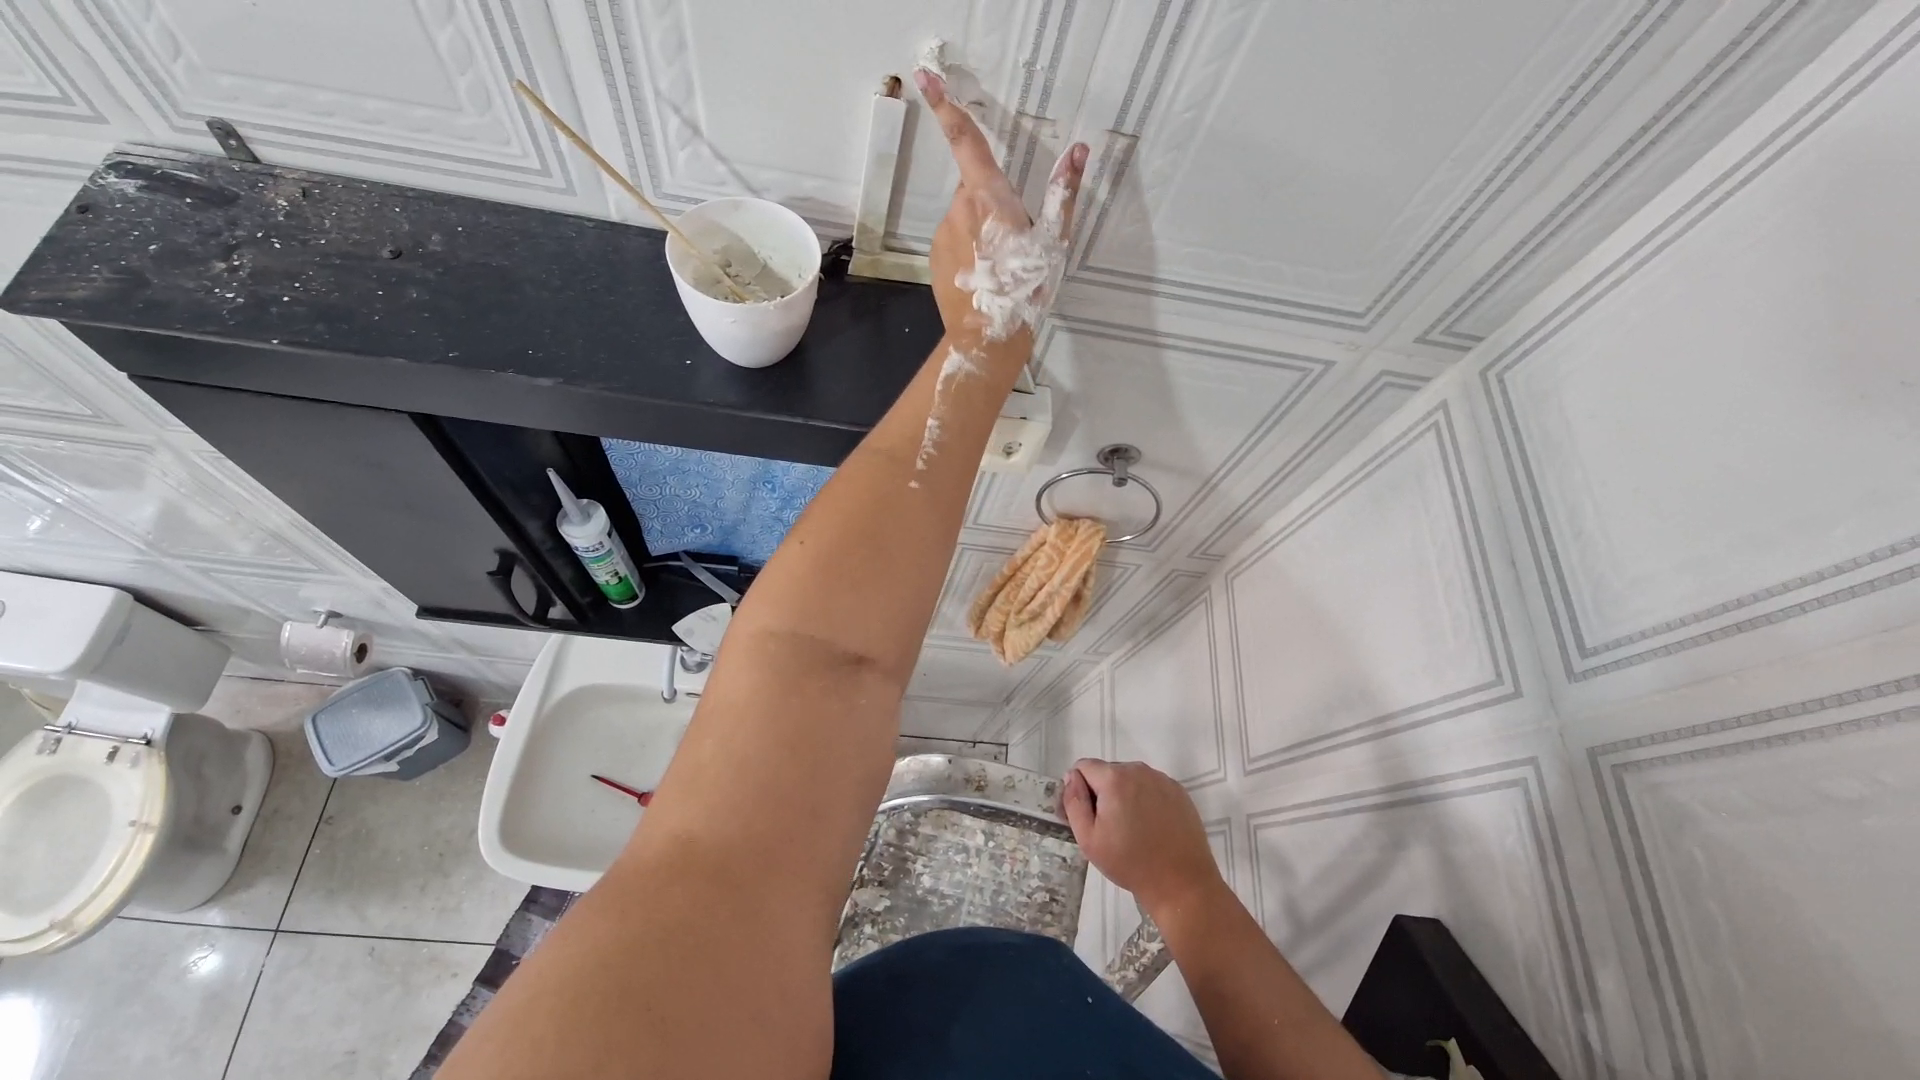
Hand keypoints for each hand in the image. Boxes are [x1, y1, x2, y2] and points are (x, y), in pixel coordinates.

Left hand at [915, 68, 1087, 342]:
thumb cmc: (1026, 290)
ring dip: (983, 229)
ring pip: (966, 215)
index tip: (926, 78)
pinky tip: (986, 275)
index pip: (966, 141)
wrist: (987, 339)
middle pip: (975, 187)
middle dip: (994, 202)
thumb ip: (1064, 194)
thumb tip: (1078, 152)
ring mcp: (943, 233)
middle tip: (1018, 239)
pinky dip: (971, 248)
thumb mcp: (1055, 243)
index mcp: (989, 197)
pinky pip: (955, 239)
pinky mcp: (935, 257)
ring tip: (1003, 264)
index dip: (946, 106)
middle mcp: (959, 208)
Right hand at [1061, 758, 1226, 917]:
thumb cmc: (1130, 863)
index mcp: (1115, 778)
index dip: (1078, 789)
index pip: (1083, 767)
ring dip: (1124, 795)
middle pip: (1107, 771)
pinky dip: (1145, 800)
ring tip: (1132, 829)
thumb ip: (1074, 802)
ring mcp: (1162, 780)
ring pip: (1130, 778)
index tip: (1087, 816)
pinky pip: (1151, 787)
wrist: (1181, 883)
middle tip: (1109, 827)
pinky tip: (1151, 827)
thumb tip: (1071, 777)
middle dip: (1102, 792)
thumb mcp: (1088, 838)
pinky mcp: (1179, 792)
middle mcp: (1139, 770)